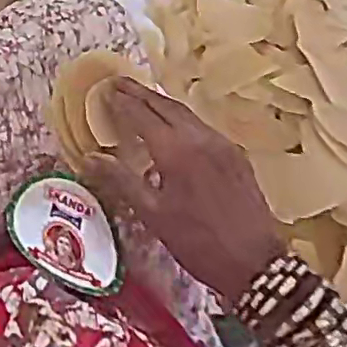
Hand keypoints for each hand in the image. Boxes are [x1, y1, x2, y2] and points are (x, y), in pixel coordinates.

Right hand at [81, 79, 285, 302]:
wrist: (257, 264)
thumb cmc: (198, 242)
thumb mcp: (153, 214)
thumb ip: (121, 180)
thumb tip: (89, 157)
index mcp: (175, 149)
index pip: (141, 115)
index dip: (121, 101)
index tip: (105, 89)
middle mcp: (198, 137)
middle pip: (164, 105)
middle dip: (139, 92)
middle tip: (119, 83)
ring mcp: (220, 143)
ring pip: (185, 112)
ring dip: (160, 102)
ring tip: (141, 98)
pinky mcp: (235, 153)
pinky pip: (201, 125)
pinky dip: (180, 118)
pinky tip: (174, 127)